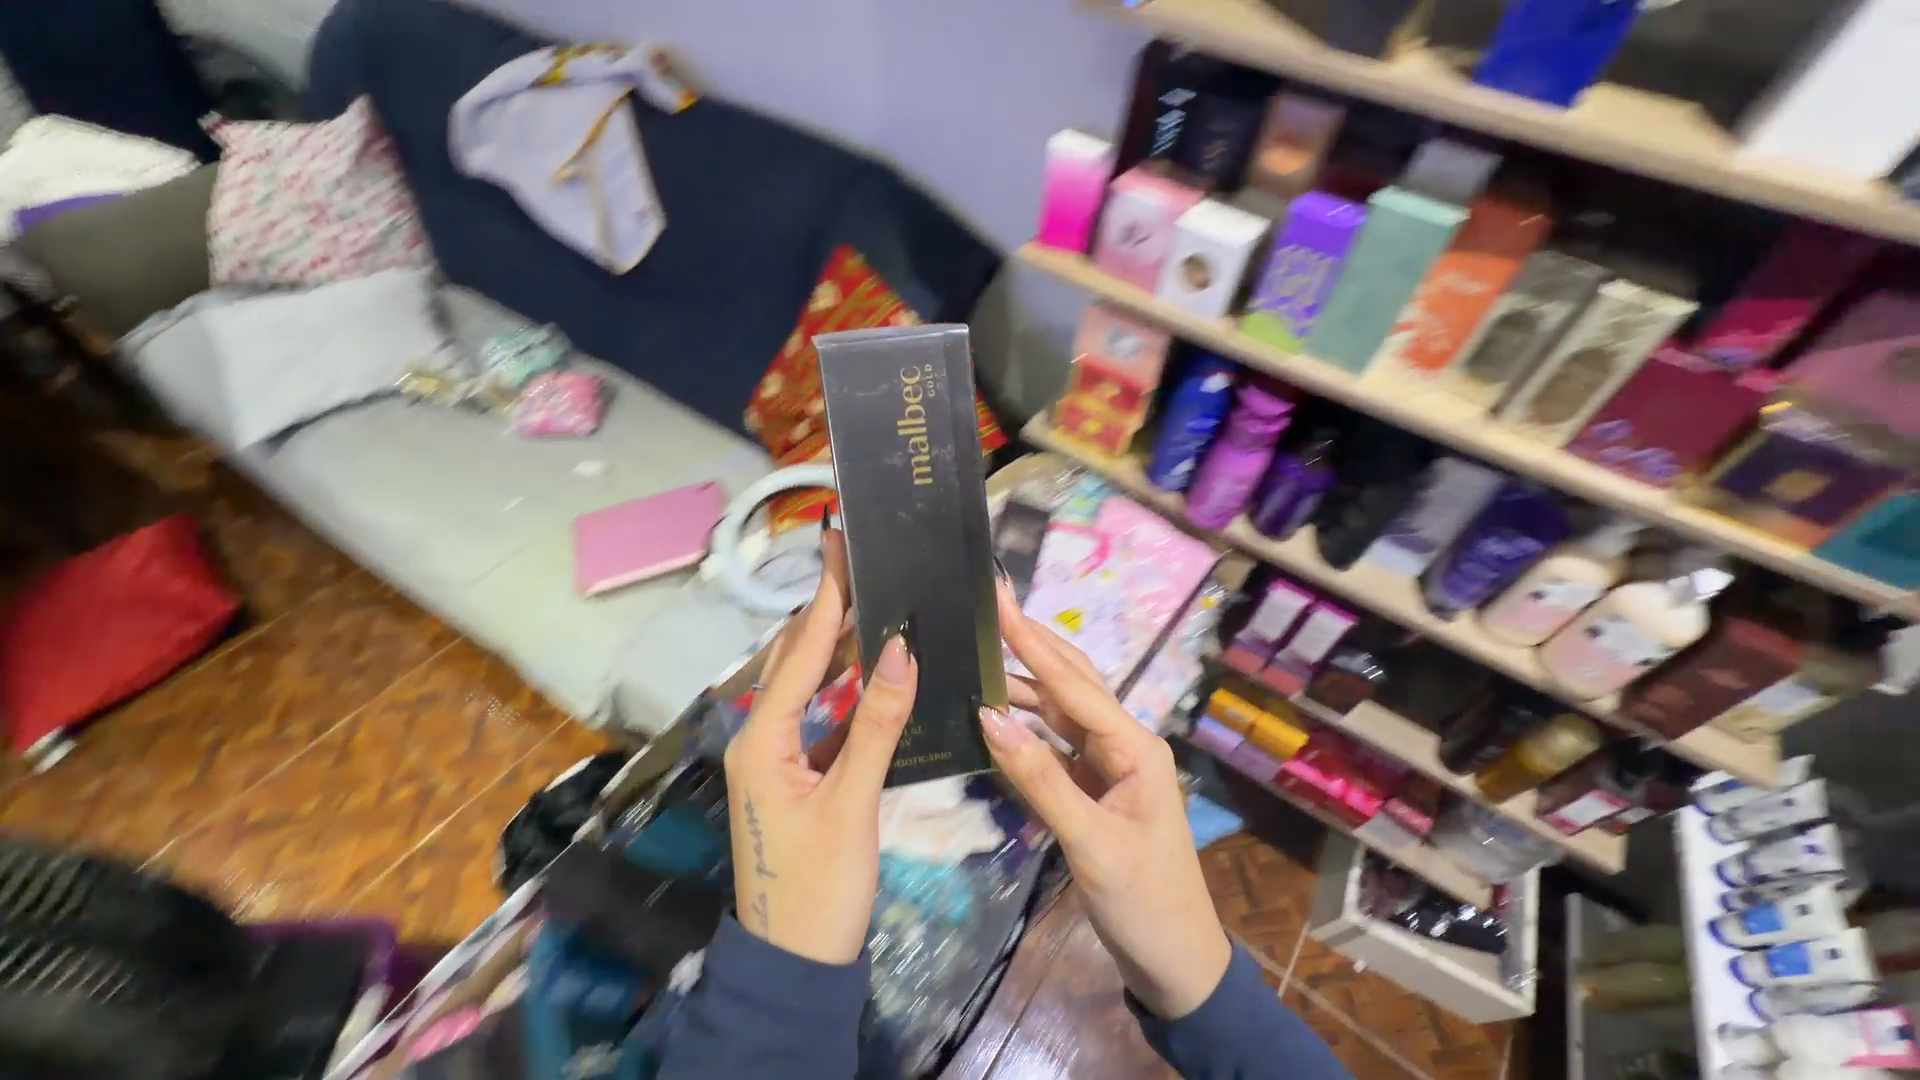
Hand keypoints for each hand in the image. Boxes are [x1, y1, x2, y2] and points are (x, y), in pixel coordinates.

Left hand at [722, 528, 918, 964]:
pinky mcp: (798, 775)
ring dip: (836, 646)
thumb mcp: (852, 801)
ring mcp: (777, 758)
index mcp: (762, 739)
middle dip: (826, 611)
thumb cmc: (820, 884)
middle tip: (857, 562)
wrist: (798, 961)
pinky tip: (871, 668)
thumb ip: (877, 722)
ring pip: (809, 687)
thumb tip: (900, 649)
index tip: (839, 548)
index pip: (800, 655)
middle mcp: (761, 738)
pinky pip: (822, 716)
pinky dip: (846, 688)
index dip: (824, 600)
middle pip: (796, 661)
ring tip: (868, 599)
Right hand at [981, 584, 1231, 1018]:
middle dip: (1033, 646)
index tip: (999, 601)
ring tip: (980, 656)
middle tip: (990, 609)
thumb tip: (989, 717)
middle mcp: (1123, 745)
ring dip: (1025, 685)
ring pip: (1061, 712)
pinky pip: (1055, 745)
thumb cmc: (1142, 900)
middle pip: (1073, 684)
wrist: (1176, 961)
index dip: (1032, 643)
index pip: (1074, 685)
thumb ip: (1039, 778)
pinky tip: (998, 715)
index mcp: (1134, 747)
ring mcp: (1108, 766)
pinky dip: (1026, 727)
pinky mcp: (1093, 789)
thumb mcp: (1090, 842)